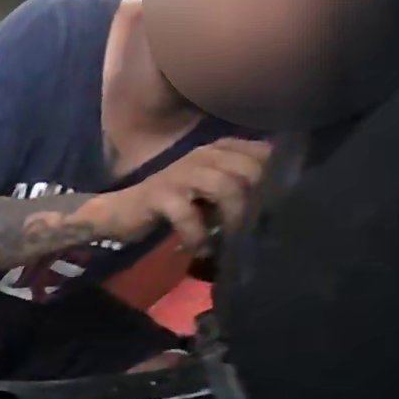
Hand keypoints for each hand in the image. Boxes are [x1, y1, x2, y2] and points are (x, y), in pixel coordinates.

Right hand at [108, 138, 271, 253]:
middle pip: (250, 169)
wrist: (119, 212)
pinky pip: (188, 214)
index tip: (279, 207)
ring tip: (231, 241)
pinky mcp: (160, 194)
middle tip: (255, 229)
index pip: (264, 153)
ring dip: (232, 218)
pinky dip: (197, 235)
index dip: (279, 179)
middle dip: (257, 202)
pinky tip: (198, 249)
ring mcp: (181, 172)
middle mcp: (204, 154)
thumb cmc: (169, 204)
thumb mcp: (208, 191)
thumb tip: (272, 206)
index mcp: (220, 149)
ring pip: (225, 187)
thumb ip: (236, 188)